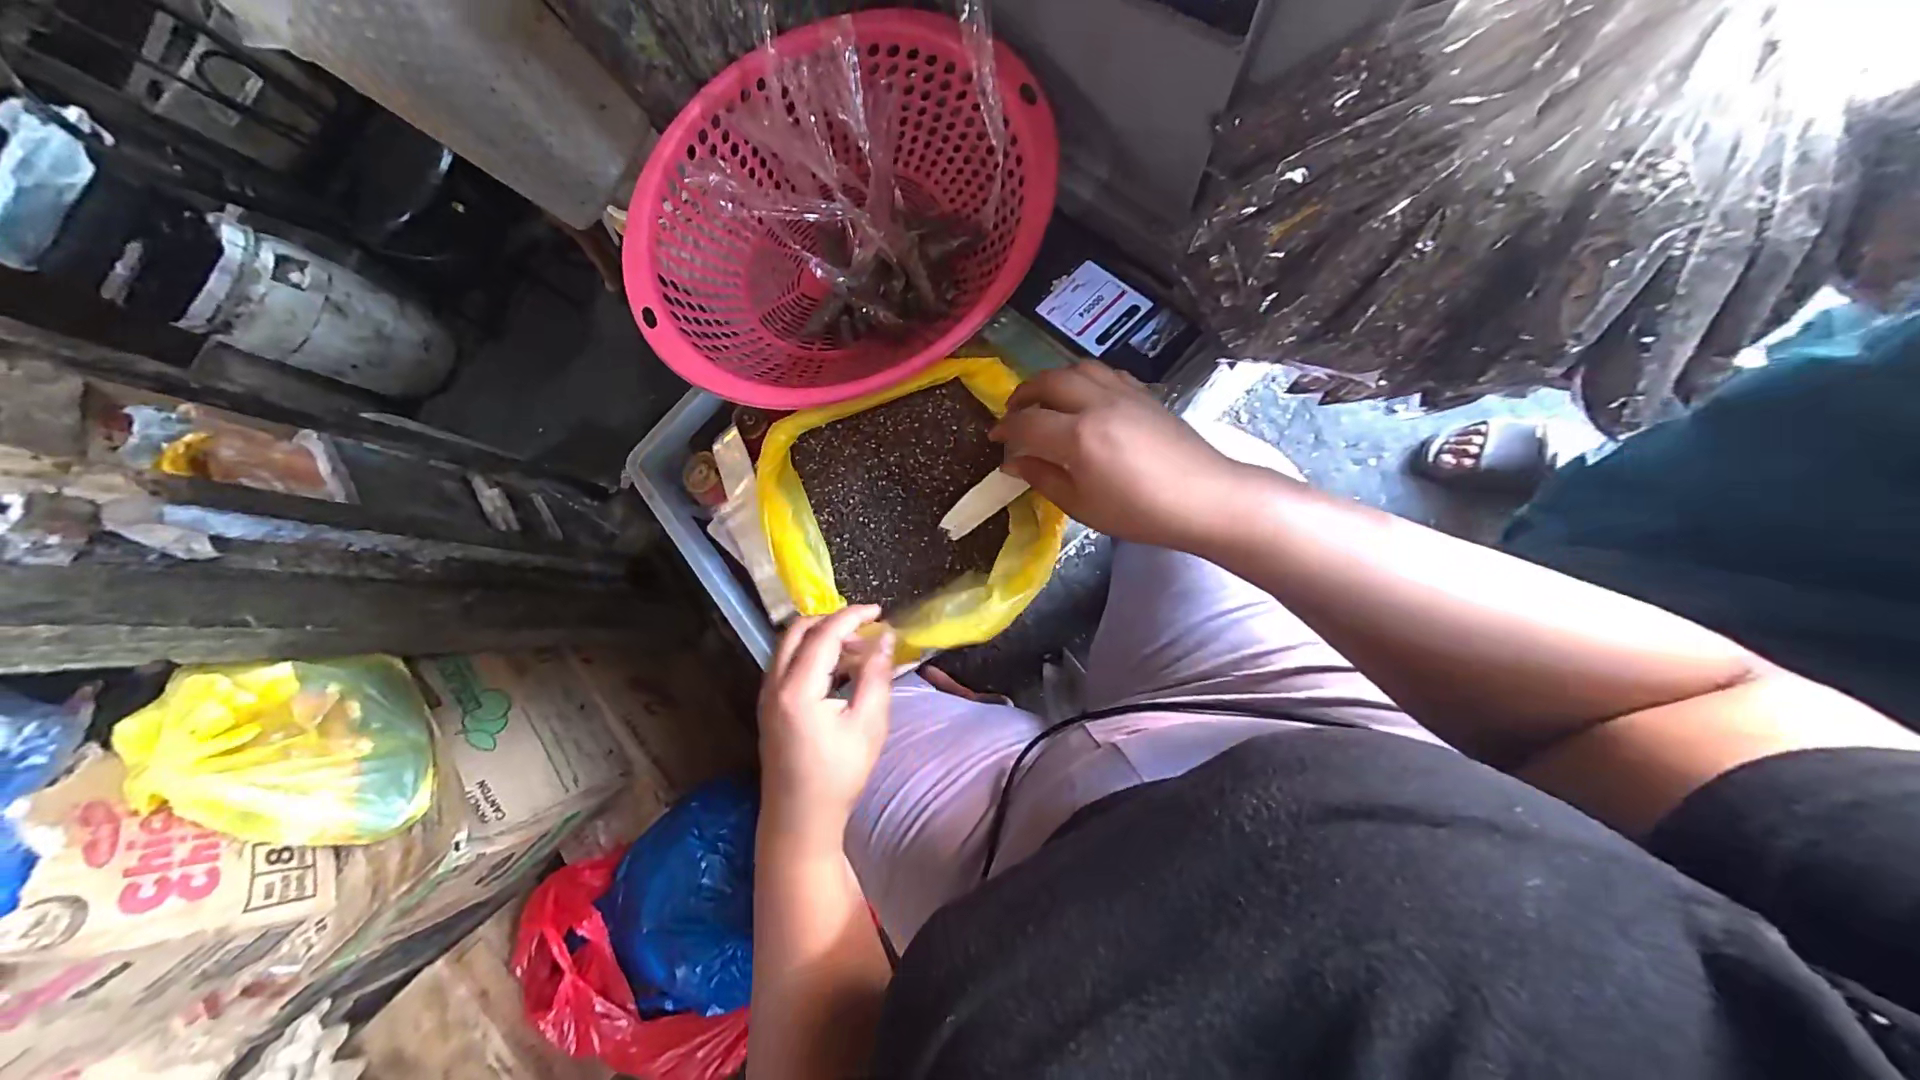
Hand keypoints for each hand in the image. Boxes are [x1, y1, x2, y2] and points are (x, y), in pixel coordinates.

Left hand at [758, 607, 895, 842]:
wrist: (799, 820)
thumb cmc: (838, 776)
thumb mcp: (868, 725)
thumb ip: (876, 675)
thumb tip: (885, 638)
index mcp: (796, 689)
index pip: (823, 634)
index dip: (852, 616)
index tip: (879, 611)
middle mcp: (773, 685)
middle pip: (797, 630)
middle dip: (832, 621)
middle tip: (865, 629)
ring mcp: (766, 696)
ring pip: (789, 645)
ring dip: (821, 637)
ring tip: (857, 651)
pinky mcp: (768, 707)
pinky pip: (786, 663)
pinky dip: (811, 654)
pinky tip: (838, 671)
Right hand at [992, 361, 1257, 550]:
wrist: (1205, 498)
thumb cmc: (1140, 513)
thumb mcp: (1082, 506)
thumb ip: (1043, 478)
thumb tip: (1014, 462)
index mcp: (1078, 437)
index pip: (1026, 423)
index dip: (1004, 430)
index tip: (995, 439)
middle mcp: (1097, 404)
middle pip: (1047, 382)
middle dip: (1022, 395)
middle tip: (1013, 415)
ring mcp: (1123, 393)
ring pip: (1075, 368)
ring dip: (1052, 380)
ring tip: (1044, 400)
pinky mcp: (1142, 393)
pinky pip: (1103, 372)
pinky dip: (1082, 379)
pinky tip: (1082, 398)